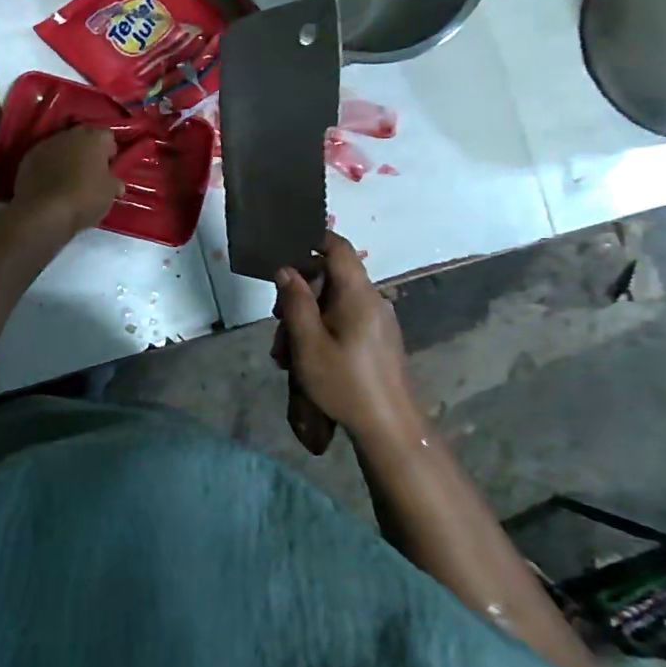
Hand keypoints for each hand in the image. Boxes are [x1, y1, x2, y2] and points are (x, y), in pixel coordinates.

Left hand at [14, 125, 123, 233]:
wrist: (43, 211)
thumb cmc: (84, 198)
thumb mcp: (109, 194)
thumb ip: (114, 183)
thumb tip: (116, 184)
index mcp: (93, 138)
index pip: (107, 137)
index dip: (109, 152)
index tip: (108, 168)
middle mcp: (69, 134)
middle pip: (83, 138)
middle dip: (87, 152)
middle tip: (89, 173)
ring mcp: (46, 144)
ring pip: (62, 147)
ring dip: (66, 158)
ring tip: (67, 179)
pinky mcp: (28, 157)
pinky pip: (44, 158)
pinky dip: (48, 166)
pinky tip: (49, 184)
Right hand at [272, 232, 418, 443]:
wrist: (388, 427)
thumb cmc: (345, 382)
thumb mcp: (308, 343)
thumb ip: (295, 302)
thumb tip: (286, 269)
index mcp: (358, 296)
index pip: (339, 249)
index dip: (314, 239)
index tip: (286, 245)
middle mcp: (373, 301)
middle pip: (330, 279)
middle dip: (298, 296)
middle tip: (277, 325)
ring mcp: (377, 321)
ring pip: (333, 304)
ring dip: (305, 320)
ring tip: (286, 355)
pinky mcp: (377, 339)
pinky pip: (343, 321)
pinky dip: (320, 331)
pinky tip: (305, 360)